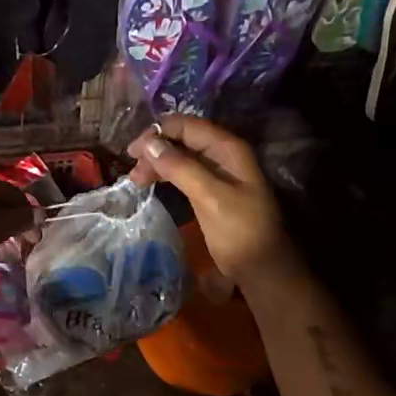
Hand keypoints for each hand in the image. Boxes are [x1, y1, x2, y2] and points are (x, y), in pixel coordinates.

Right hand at [129, 115, 298, 287]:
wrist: (263, 269)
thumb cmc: (240, 231)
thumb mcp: (210, 197)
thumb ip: (181, 168)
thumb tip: (149, 143)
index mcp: (229, 149)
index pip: (188, 126)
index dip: (158, 133)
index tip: (133, 152)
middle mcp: (225, 155)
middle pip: (184, 139)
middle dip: (157, 150)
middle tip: (133, 173)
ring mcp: (221, 174)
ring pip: (183, 157)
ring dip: (160, 164)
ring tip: (137, 180)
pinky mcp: (214, 192)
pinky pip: (187, 174)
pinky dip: (169, 176)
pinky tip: (153, 185)